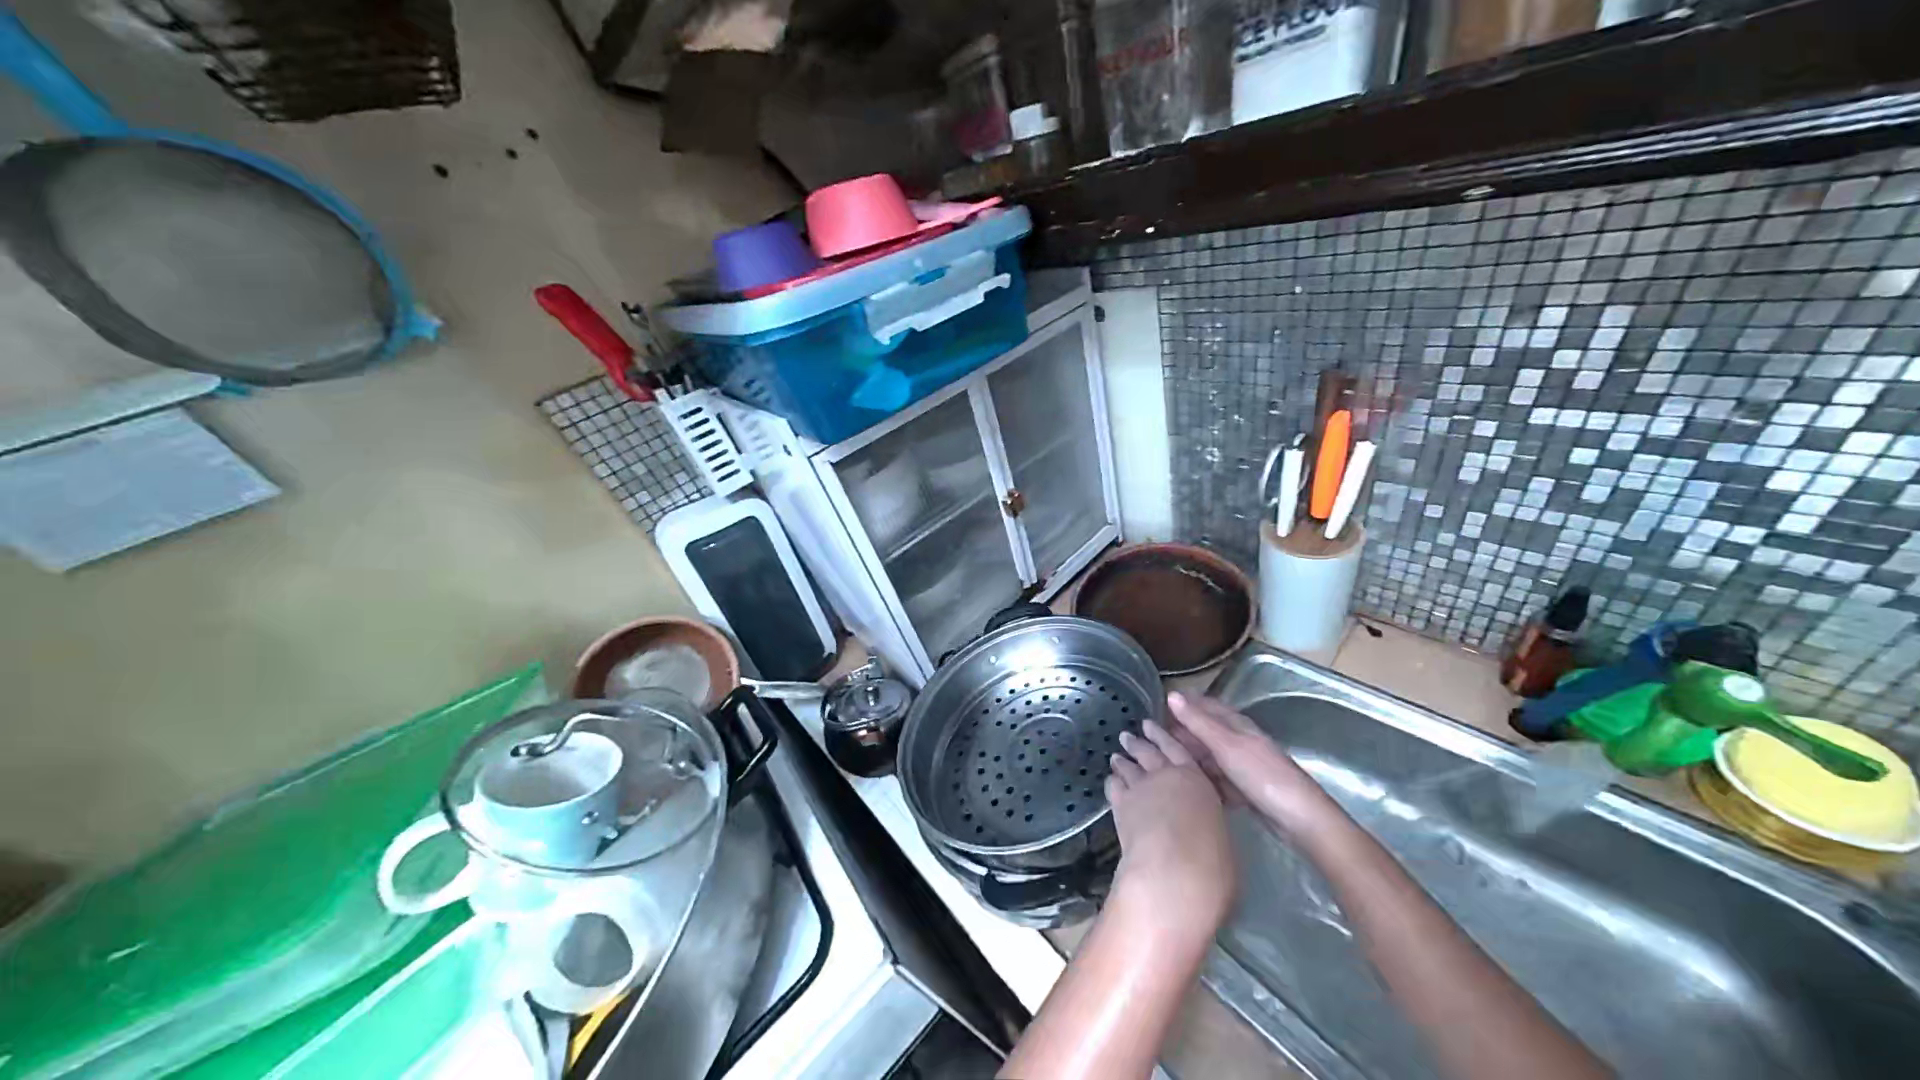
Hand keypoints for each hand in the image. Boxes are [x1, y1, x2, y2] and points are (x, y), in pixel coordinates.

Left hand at [1105, 719, 1235, 931]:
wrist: (1175, 868)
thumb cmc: (1211, 858)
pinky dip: (1112, 782)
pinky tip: (1110, 781)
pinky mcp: (1121, 804)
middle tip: (1127, 736)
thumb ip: (1206, 821)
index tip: (1151, 725)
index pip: (1178, 750)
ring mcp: (1140, 788)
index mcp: (1197, 780)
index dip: (1163, 737)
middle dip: (1138, 743)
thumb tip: (1200, 828)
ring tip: (1116, 756)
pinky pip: (1113, 786)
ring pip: (1128, 767)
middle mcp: (1166, 776)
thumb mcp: (1219, 834)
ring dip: (1122, 761)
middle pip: (1148, 752)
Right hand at [1165, 692, 1344, 841]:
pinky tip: (1187, 787)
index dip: (1183, 704)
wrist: (1298, 818)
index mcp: (1237, 725)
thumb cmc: (1262, 775)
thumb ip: (1199, 722)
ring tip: (1162, 765)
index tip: (1156, 707)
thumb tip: (1172, 695)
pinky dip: (1203, 780)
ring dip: (1190, 758)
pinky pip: (1217, 780)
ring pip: (1209, 757)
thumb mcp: (1226, 745)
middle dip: (1182, 734)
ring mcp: (1243, 766)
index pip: (1206, 706)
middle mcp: (1239, 741)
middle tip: (1152, 740)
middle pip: (1206, 732)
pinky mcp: (1244, 789)